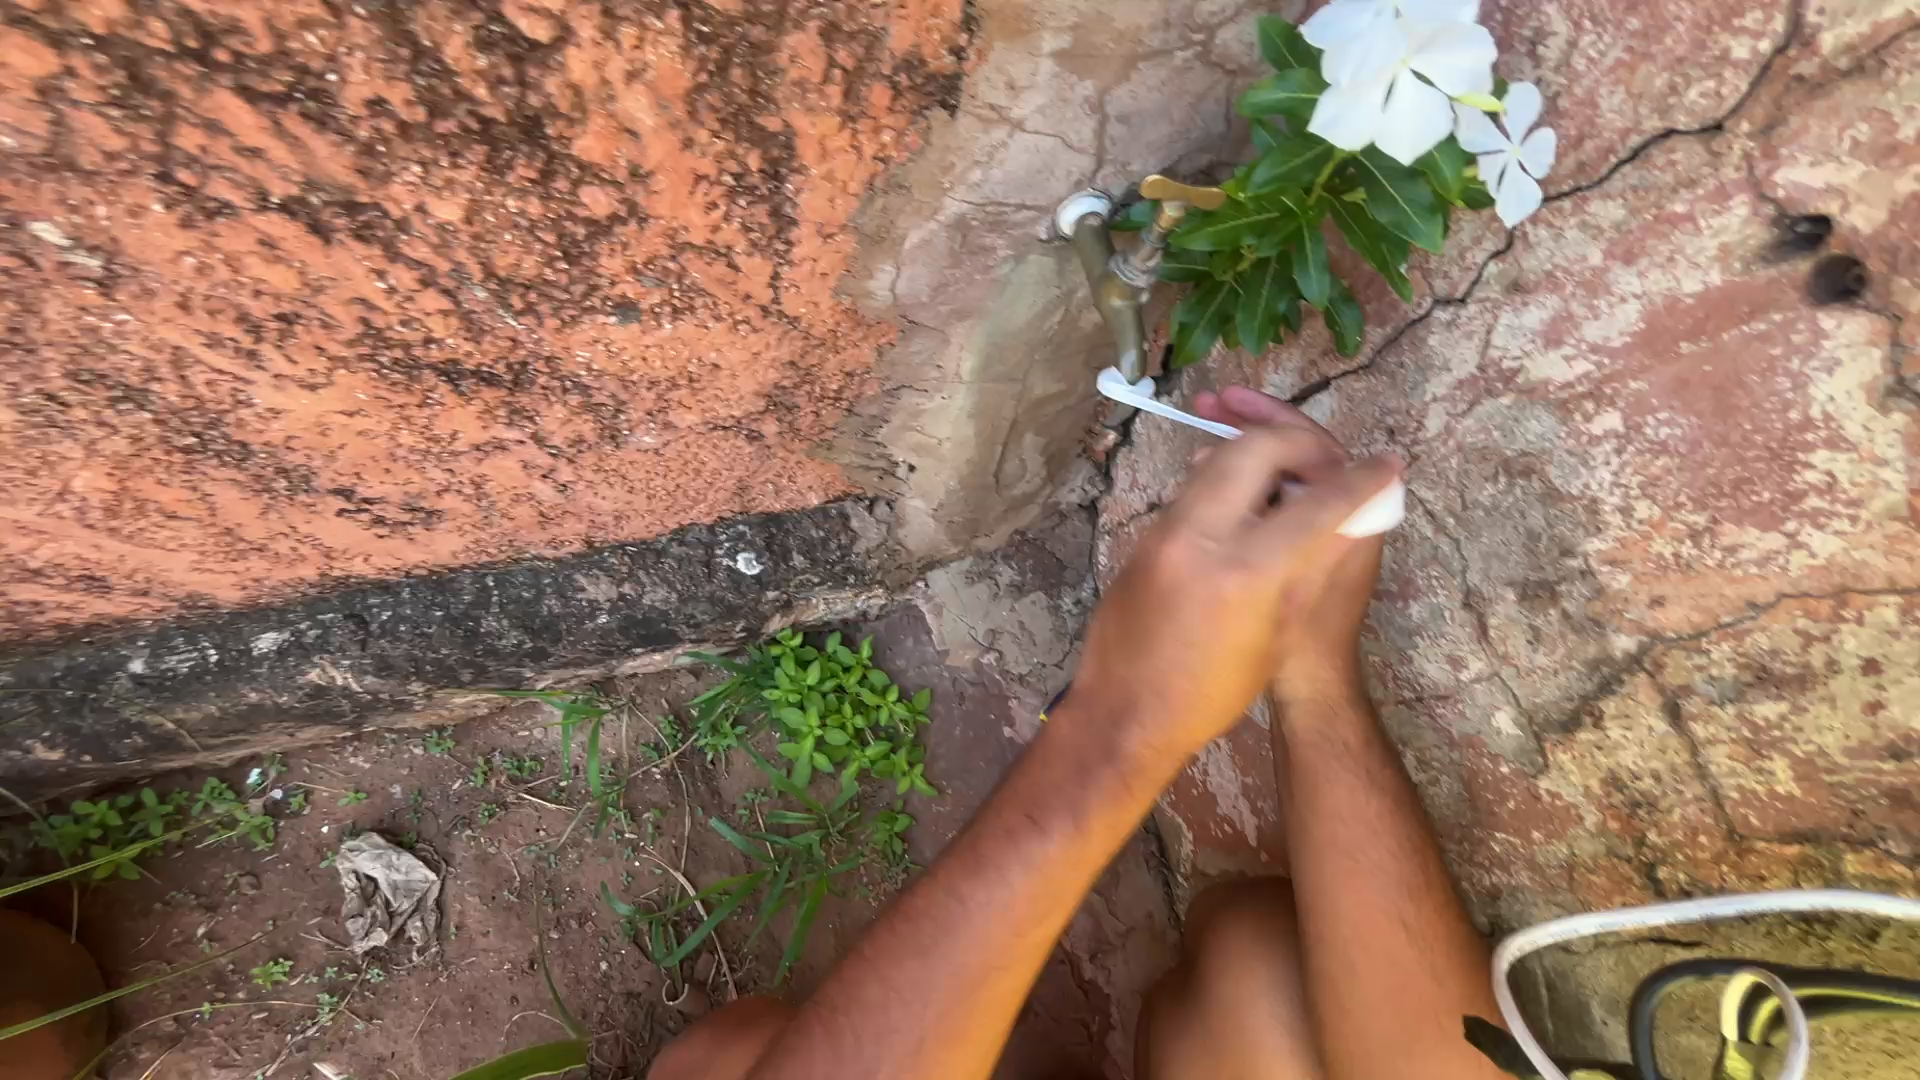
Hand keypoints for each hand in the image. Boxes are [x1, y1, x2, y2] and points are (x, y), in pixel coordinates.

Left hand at [1071, 387, 1397, 758]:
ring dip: (1258, 455)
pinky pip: (1191, 489)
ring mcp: (1161, 531)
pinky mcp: (1141, 536)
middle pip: (1255, 449)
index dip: (1363, 479)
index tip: (1387, 466)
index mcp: (1245, 570)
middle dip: (1298, 441)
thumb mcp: (1278, 634)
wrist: (1124, 710)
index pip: (1319, 500)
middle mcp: (1197, 535)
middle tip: (1324, 460)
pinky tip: (1246, 500)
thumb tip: (1356, 511)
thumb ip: (1315, 565)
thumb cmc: (1212, 691)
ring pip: (1216, 461)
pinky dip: (1225, 480)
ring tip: (1289, 473)